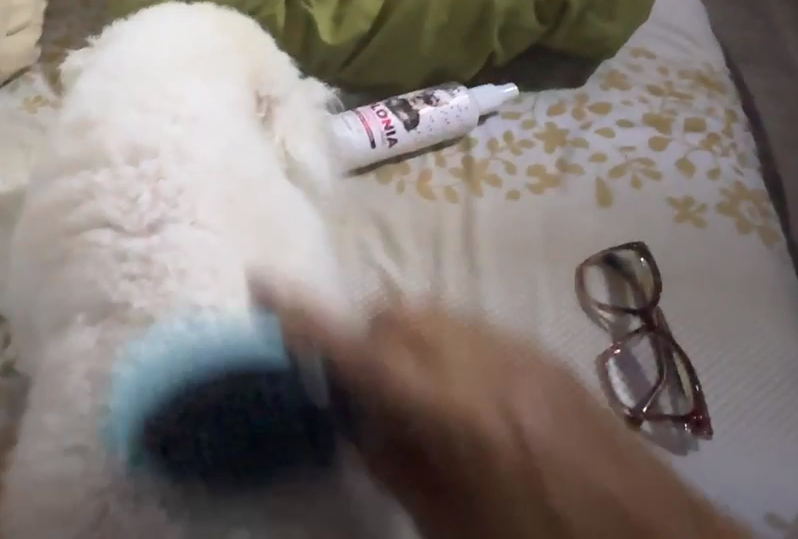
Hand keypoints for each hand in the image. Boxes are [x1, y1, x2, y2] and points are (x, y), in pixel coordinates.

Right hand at [255, 284, 748, 538]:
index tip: (260, 283)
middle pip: (392, 317)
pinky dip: (440, 343)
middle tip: (356, 386)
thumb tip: (353, 415)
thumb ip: (394, 460)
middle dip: (362, 337)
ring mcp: (513, 347)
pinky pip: (465, 324)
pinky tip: (457, 391)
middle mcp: (478, 360)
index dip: (303, 318)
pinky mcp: (538, 349)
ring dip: (400, 337)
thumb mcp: (451, 524)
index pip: (358, 352)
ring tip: (408, 390)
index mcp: (451, 412)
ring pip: (428, 313)